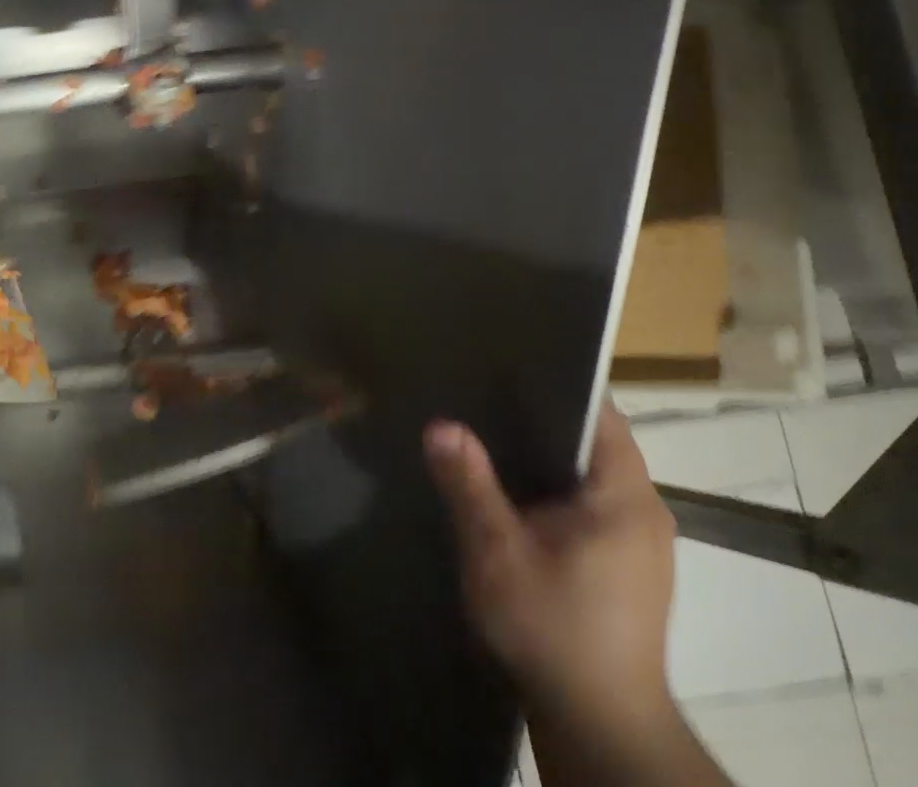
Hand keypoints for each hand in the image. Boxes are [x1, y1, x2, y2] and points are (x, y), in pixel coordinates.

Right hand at [425, 403, 678, 734]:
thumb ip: (469, 484)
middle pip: (594, 450)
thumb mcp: (496, 549)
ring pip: (587, 485)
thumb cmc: (550, 623)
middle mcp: (644, 516)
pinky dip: (548, 499)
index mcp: (625, 499)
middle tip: (475, 404)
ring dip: (541, 466)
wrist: (596, 715)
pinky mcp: (624, 573)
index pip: (604, 421)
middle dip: (537, 427)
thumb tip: (441, 425)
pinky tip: (503, 504)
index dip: (559, 390)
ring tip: (480, 447)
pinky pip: (585, 514)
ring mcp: (639, 548)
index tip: (504, 370)